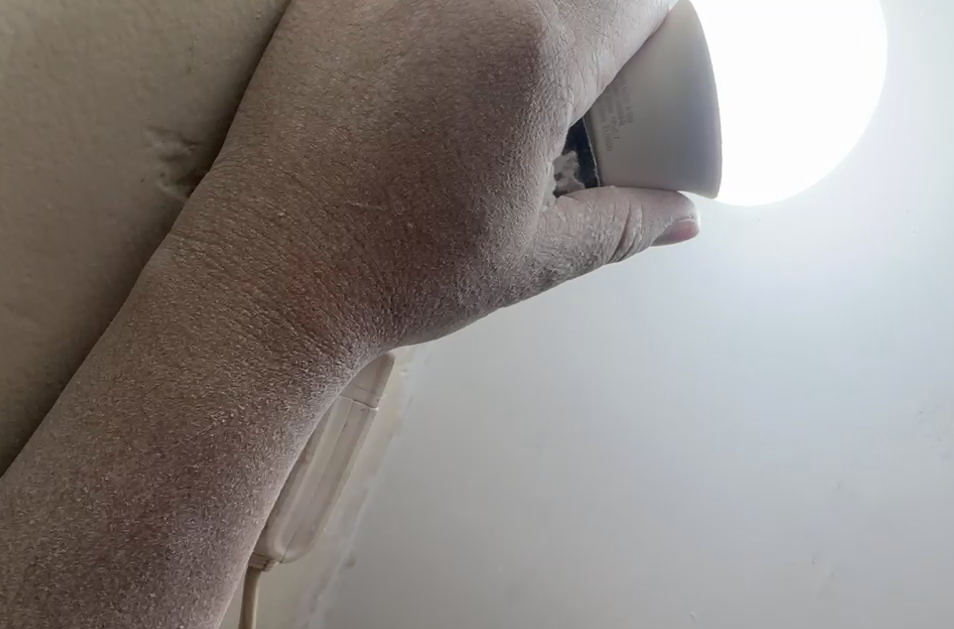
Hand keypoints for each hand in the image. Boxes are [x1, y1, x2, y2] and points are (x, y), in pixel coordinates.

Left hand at [168, 0, 699, 368]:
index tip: (636, 79)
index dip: (654, 36)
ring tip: (486, 112)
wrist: (275, 276)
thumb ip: (620, 225)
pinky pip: (417, 2)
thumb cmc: (400, 274)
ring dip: (514, 37)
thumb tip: (678, 218)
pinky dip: (442, 34)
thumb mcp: (531, 261)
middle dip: (586, 39)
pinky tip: (423, 99)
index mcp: (536, 56)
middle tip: (564, 110)